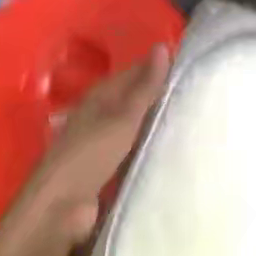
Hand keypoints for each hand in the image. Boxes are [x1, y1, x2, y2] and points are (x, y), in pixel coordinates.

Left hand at [10, 45, 171, 241]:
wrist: (60, 209)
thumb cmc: (90, 154)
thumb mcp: (123, 117)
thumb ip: (144, 87)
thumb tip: (162, 46)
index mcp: (100, 96)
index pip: (133, 73)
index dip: (157, 68)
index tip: (188, 66)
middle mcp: (99, 116)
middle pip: (133, 100)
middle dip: (158, 97)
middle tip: (196, 94)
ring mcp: (101, 145)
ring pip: (134, 127)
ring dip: (155, 125)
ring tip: (190, 120)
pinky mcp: (105, 172)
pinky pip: (133, 153)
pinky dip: (149, 149)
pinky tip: (170, 152)